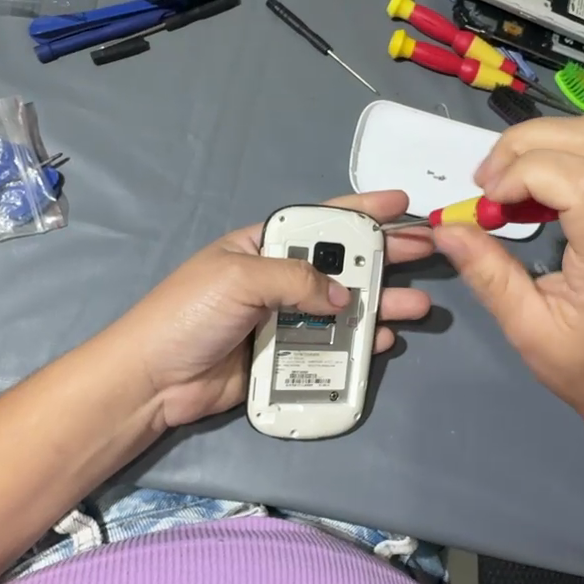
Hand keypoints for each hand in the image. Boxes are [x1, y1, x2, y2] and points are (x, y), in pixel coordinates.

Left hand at [103, 190, 436, 428]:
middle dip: (385, 258)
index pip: (320, 222)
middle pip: (342, 265)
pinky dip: (360, 343)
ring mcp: (286, 319)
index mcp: (264, 248)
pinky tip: (383, 341)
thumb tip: (345, 298)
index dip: (362, 210)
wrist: (156, 379)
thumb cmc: (190, 314)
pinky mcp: (288, 356)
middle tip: (427, 252)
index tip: (401, 203)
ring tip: (417, 307)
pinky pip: (334, 346)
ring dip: (381, 305)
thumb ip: (297, 281)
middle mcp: (281, 280)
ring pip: (345, 308)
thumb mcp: (240, 280)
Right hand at [434, 116, 583, 427]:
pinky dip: (565, 149)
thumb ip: (487, 274)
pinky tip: (537, 183)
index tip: (488, 203)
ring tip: (508, 178)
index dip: (529, 172)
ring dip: (546, 140)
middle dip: (528, 146)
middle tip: (486, 186)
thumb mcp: (526, 330)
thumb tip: (446, 227)